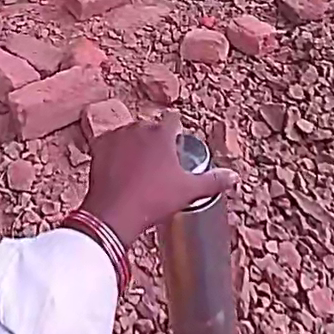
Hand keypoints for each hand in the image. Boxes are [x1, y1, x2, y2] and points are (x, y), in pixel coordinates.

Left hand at [78, 112, 236, 246]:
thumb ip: (213, 180)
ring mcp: (116, 134)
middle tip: (158, 165)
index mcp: (162, 133)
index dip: (176, 134)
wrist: (115, 212)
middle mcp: (138, 127)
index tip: (177, 148)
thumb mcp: (189, 190)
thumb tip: (234, 176)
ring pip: (129, 134)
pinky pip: (109, 143)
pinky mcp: (98, 145)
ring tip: (136, 169)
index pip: (173, 122)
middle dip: (154, 142)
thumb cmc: (154, 199)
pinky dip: (113, 153)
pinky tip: (117, 169)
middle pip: (150, 128)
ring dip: (133, 145)